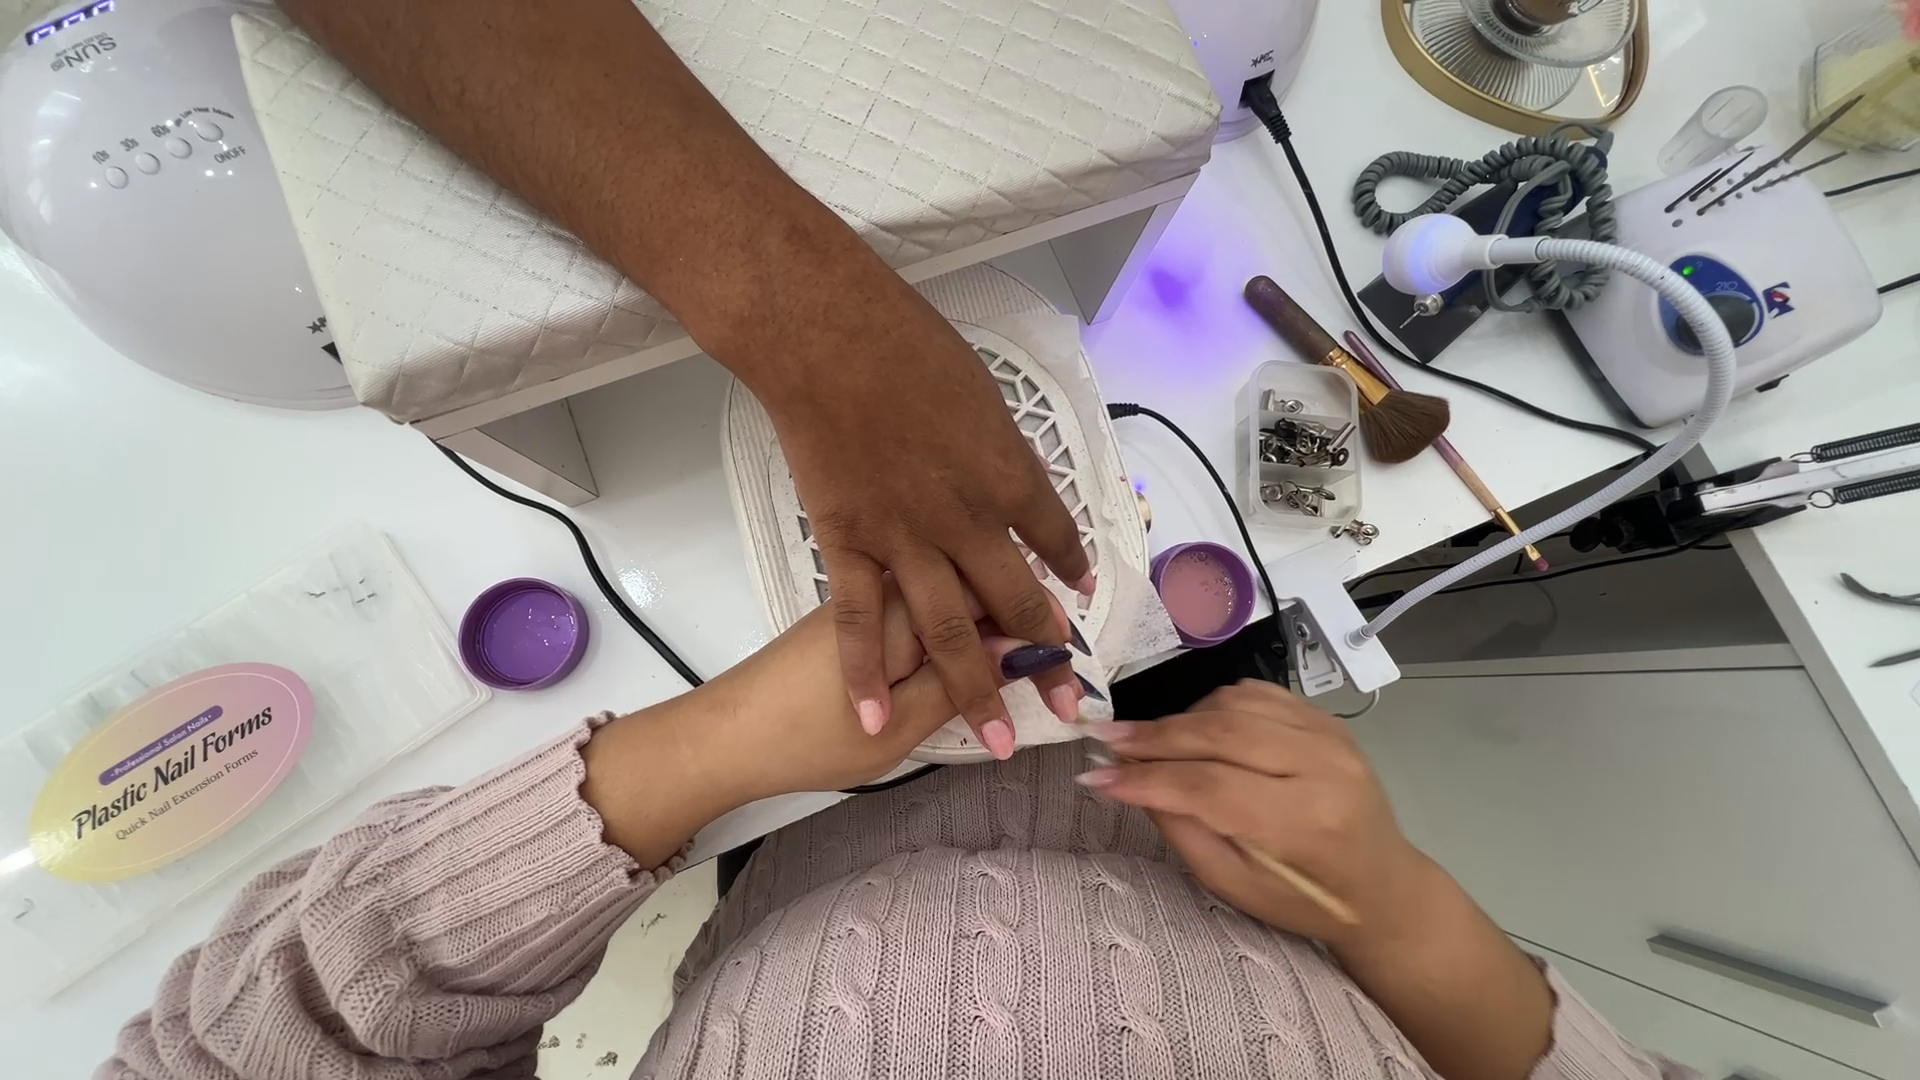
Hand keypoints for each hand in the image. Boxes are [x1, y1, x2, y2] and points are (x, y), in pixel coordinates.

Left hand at [701, 580, 1059, 798]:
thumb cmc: (809, 739)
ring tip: (1038, 651)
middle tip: (1065, 671)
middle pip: (982, 591)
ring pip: (956, 588)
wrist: (726, 731)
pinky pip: (928, 595)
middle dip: (1032, 627)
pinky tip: (981, 635)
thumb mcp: (896, 727)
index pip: (995, 611)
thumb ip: (960, 684)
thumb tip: (1021, 655)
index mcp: (907, 608)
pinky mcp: (861, 603)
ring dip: (999, 618)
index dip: (1043, 645)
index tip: (1072, 688)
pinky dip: (962, 616)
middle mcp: (896, 583)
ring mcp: (876, 589)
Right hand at [725, 241, 1091, 759]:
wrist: (826, 337)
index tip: (1079, 599)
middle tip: (1070, 706)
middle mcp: (967, 522)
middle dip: (1046, 659)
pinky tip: (878, 718)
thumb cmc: (910, 344)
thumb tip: (1015, 487)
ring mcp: (905, 542)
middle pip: (1016, 602)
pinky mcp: (847, 546)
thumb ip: (1001, 453)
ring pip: (947, 631)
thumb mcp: (981, 394)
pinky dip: (867, 672)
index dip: (1072, 573)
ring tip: (998, 742)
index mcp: (1008, 475)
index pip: (1056, 540)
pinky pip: (858, 621)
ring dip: (976, 690)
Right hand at [1078, 681, 1557, 1079]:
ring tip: (1146, 740)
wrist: (1384, 884)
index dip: (1146, 779)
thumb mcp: (1235, 885)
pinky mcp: (1324, 716)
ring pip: (1231, 704)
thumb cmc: (1305, 899)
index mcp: (1305, 823)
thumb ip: (1181, 829)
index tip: (1095, 777)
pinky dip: (1212, 705)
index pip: (1209, 786)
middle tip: (1103, 739)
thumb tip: (1126, 779)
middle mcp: (1323, 767)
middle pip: (1218, 734)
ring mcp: (1329, 734)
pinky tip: (1193, 726)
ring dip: (1180, 719)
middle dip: (1152, 737)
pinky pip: (1252, 692)